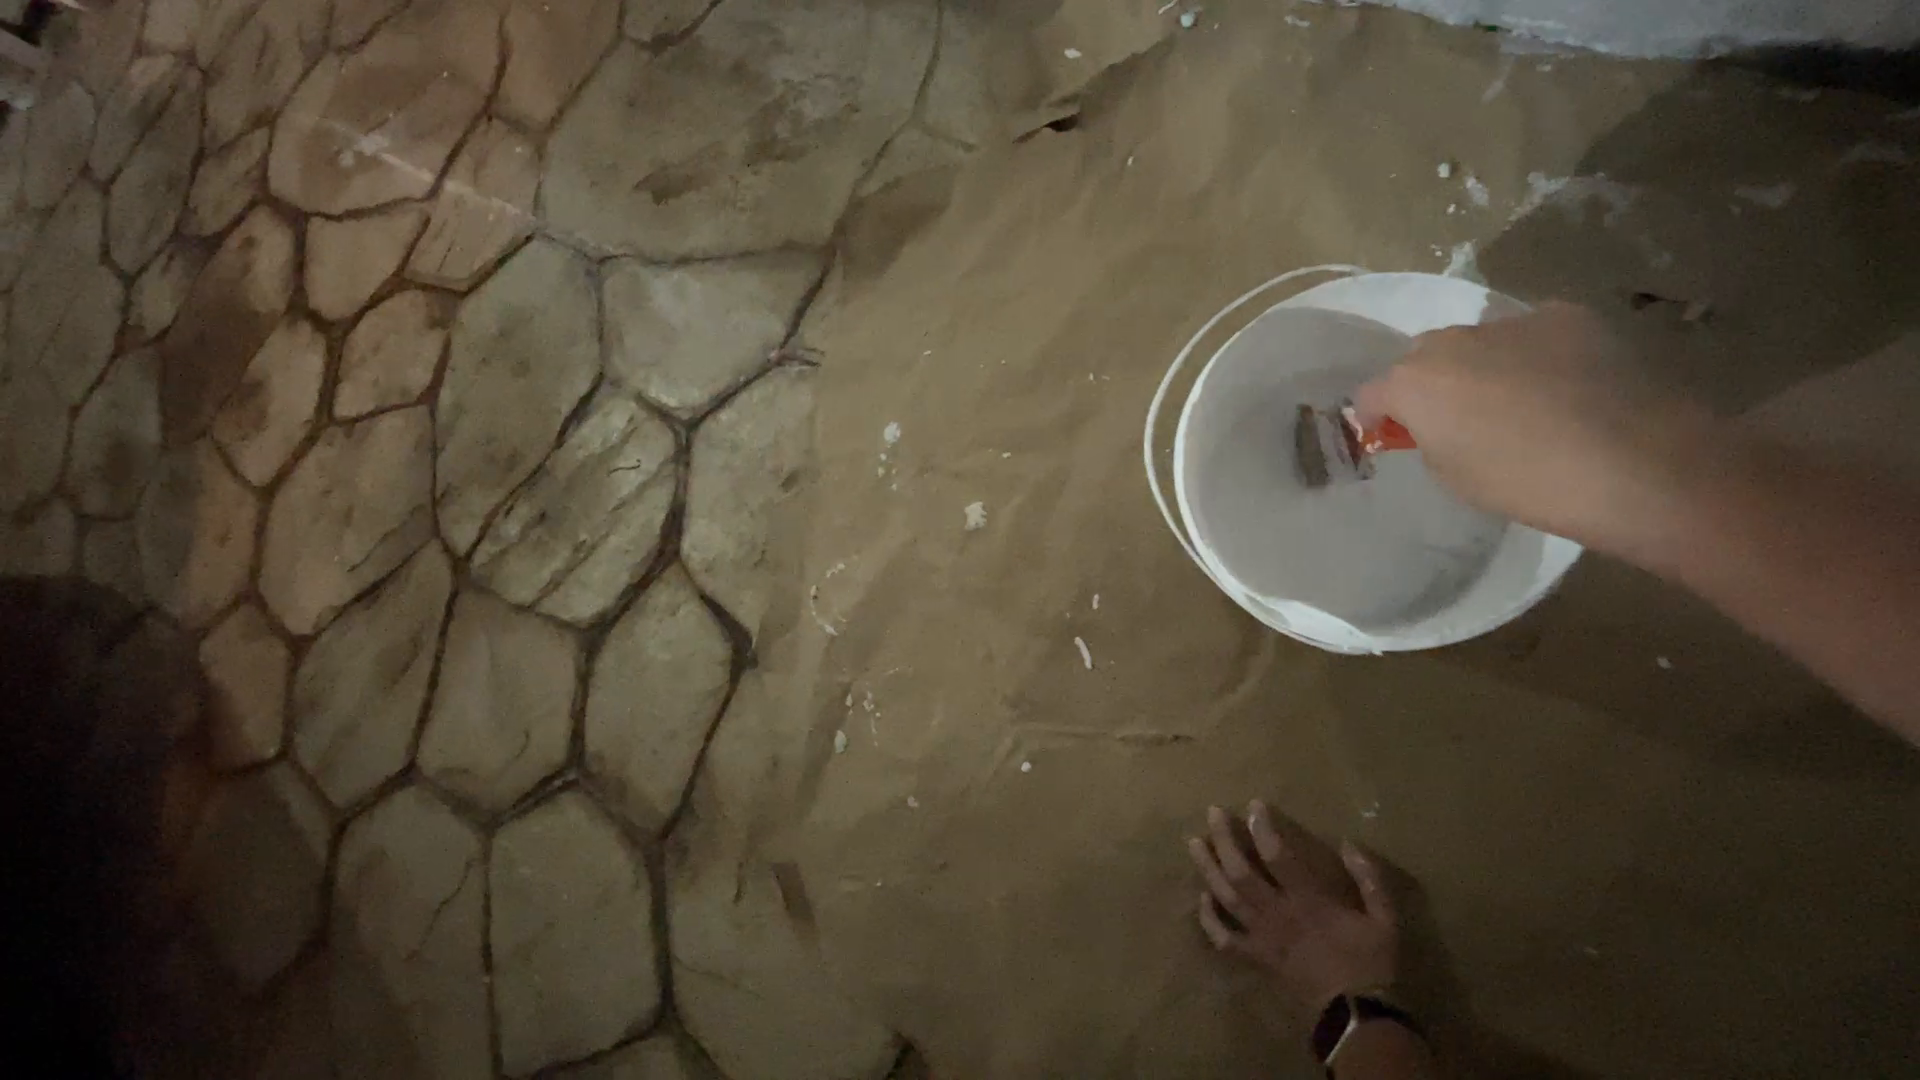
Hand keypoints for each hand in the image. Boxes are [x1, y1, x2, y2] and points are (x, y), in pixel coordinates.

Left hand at [1188, 801, 1397, 1013]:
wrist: (1358, 1015)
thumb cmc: (1371, 961)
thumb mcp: (1385, 918)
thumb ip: (1369, 879)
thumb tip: (1348, 843)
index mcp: (1308, 900)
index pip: (1278, 855)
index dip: (1263, 827)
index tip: (1253, 805)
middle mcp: (1277, 913)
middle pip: (1240, 871)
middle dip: (1223, 839)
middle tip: (1212, 813)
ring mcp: (1261, 936)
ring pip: (1226, 897)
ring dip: (1207, 868)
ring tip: (1193, 842)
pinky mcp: (1256, 957)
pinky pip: (1223, 938)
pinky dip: (1208, 919)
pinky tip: (1202, 898)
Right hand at [1354, 303, 1714, 557]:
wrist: (1635, 463)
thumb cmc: (1524, 482)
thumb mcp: (1449, 473)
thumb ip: (1428, 436)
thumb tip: (1436, 421)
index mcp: (1414, 382)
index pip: (1370, 393)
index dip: (1376, 417)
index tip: (1392, 437)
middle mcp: (1453, 341)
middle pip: (1421, 357)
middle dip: (1427, 383)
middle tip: (1453, 419)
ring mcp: (1513, 323)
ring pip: (1477, 341)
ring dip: (1480, 366)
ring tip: (1515, 402)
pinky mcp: (1569, 316)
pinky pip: (1531, 334)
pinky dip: (1533, 354)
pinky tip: (1561, 386)